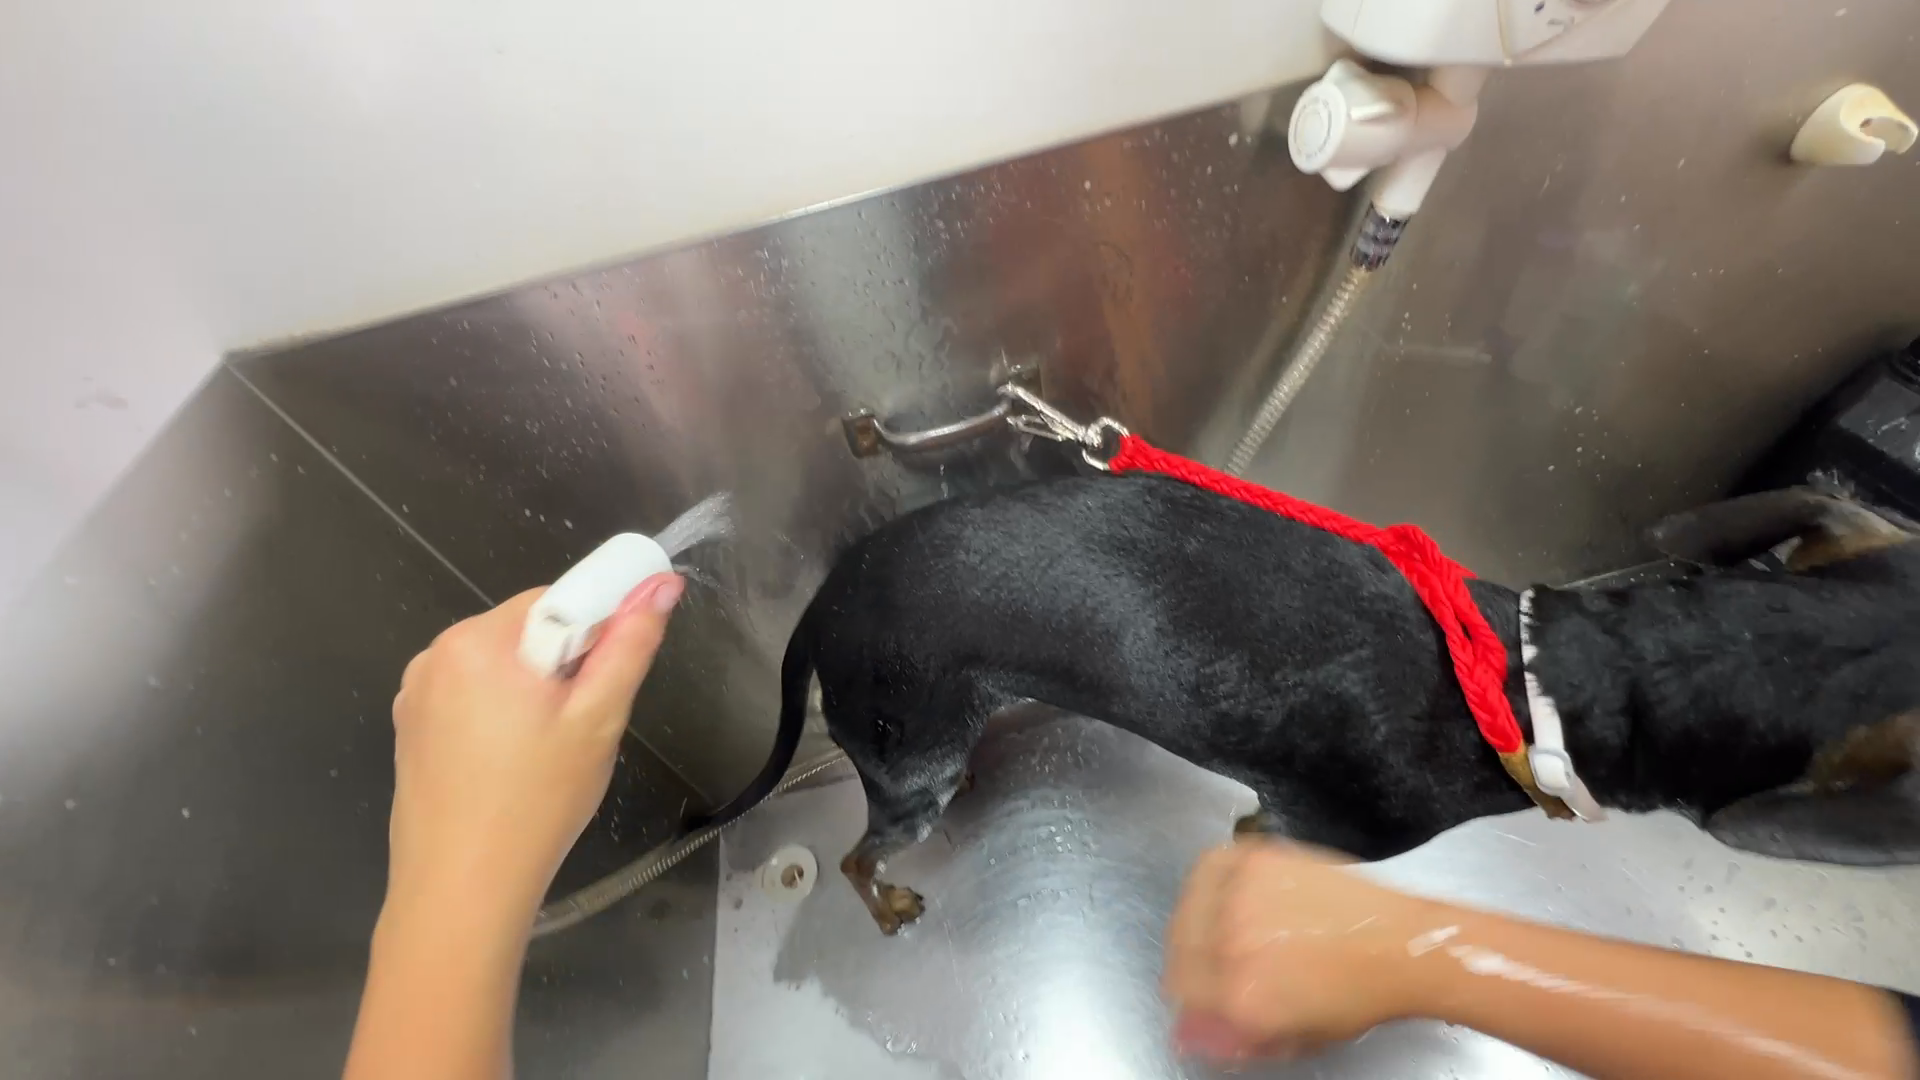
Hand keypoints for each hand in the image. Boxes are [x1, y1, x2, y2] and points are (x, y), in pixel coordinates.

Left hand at [385, 576, 682, 925]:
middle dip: (569, 661)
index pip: (557, 597)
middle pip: (529, 629)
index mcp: (478, 642)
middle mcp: (436, 655)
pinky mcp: (411, 728)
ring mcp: (416, 694)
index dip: (598, 625)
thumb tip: (663, 585)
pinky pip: (476, 692)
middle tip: (588, 716)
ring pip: (505, 662)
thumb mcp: (599, 717)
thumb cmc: (538, 799)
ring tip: (555, 743)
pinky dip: (507, 708)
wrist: (461, 892)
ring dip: (540, 685)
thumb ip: (631, 644)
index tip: (614, 670)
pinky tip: (518, 758)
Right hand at [1162, 841, 1453, 1065]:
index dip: (1189, 994)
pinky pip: (1205, 868)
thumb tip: (1187, 1034)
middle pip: (1178, 949)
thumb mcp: (1297, 1036)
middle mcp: (1232, 941)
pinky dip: (1206, 881)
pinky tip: (1225, 893)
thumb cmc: (1357, 992)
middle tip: (1212, 962)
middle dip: (1191, 961)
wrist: (1397, 943)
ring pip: (1186, 908)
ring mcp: (1239, 894)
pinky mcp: (1251, 858)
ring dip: (1194, 922)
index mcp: (1242, 995)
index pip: (1180, 990)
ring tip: (1221, 927)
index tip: (1199, 992)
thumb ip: (1235, 1036)